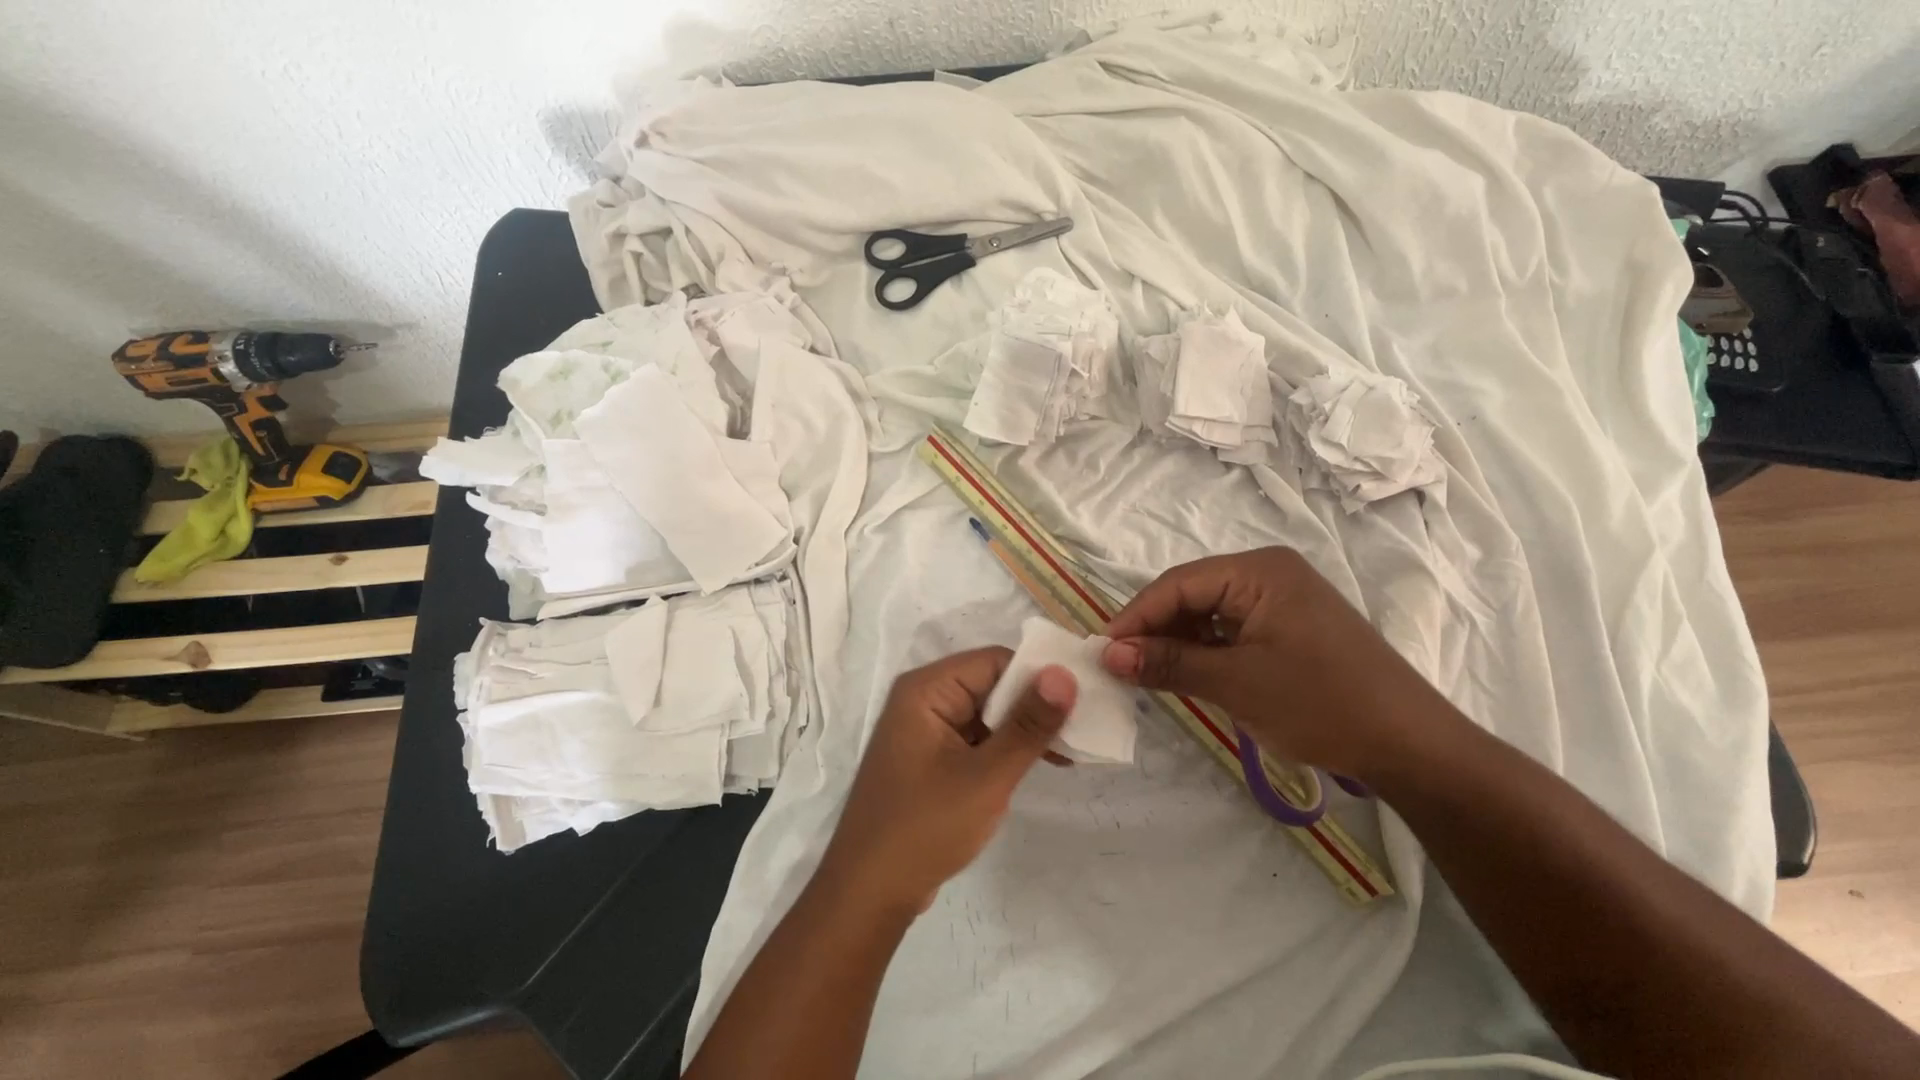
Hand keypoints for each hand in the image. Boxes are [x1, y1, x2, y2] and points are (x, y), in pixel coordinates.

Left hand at [816, 647, 1074, 914]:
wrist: (869, 892)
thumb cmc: (925, 828)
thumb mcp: (986, 777)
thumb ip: (1028, 724)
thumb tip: (1064, 674)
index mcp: (926, 690)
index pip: (995, 661)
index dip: (1040, 675)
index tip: (1086, 698)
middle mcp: (923, 700)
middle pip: (992, 684)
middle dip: (1037, 704)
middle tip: (1088, 727)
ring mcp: (926, 731)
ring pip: (989, 713)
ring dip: (1026, 729)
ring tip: (1074, 750)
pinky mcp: (932, 760)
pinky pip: (978, 739)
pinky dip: (1008, 749)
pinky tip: (1044, 764)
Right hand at [1098, 547, 1467, 780]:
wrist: (1409, 744)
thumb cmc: (1320, 703)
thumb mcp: (1236, 683)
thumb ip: (1169, 662)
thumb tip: (1108, 653)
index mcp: (1260, 570)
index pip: (1178, 584)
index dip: (1135, 617)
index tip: (1100, 651)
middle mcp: (1270, 574)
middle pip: (1193, 595)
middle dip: (1155, 630)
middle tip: (1118, 667)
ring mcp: (1284, 602)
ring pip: (1211, 615)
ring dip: (1178, 644)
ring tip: (1145, 676)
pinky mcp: (1292, 630)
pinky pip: (1233, 632)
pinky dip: (1206, 653)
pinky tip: (1186, 677)